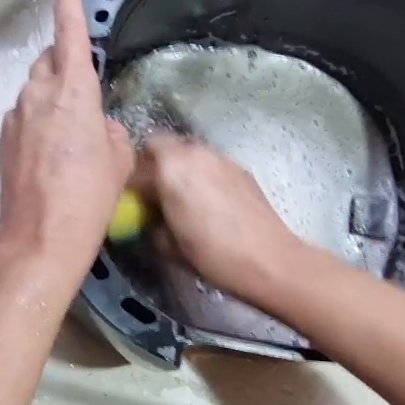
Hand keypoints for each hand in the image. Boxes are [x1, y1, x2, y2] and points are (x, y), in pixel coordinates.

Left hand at [0, 0, 133, 280]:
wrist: (41, 238)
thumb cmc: (89, 197)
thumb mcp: (119, 159)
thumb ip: (109, 130)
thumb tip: (98, 128)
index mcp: (73, 91)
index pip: (70, 36)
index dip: (70, 9)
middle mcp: (37, 96)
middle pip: (48, 62)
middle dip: (63, 63)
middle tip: (84, 86)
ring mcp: (14, 119)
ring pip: (34, 93)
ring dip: (50, 99)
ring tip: (71, 133)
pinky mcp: (3, 144)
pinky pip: (23, 120)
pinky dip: (37, 125)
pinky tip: (51, 155)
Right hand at [138, 132, 308, 302]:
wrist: (268, 260)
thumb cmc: (212, 254)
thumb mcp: (168, 245)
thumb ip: (152, 223)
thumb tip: (153, 219)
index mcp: (172, 168)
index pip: (142, 153)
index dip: (136, 173)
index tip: (136, 195)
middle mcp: (197, 153)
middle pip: (168, 145)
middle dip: (159, 165)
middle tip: (158, 194)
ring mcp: (223, 158)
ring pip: (192, 153)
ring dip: (183, 169)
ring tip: (186, 199)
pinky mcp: (242, 169)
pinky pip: (213, 165)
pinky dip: (205, 176)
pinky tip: (211, 204)